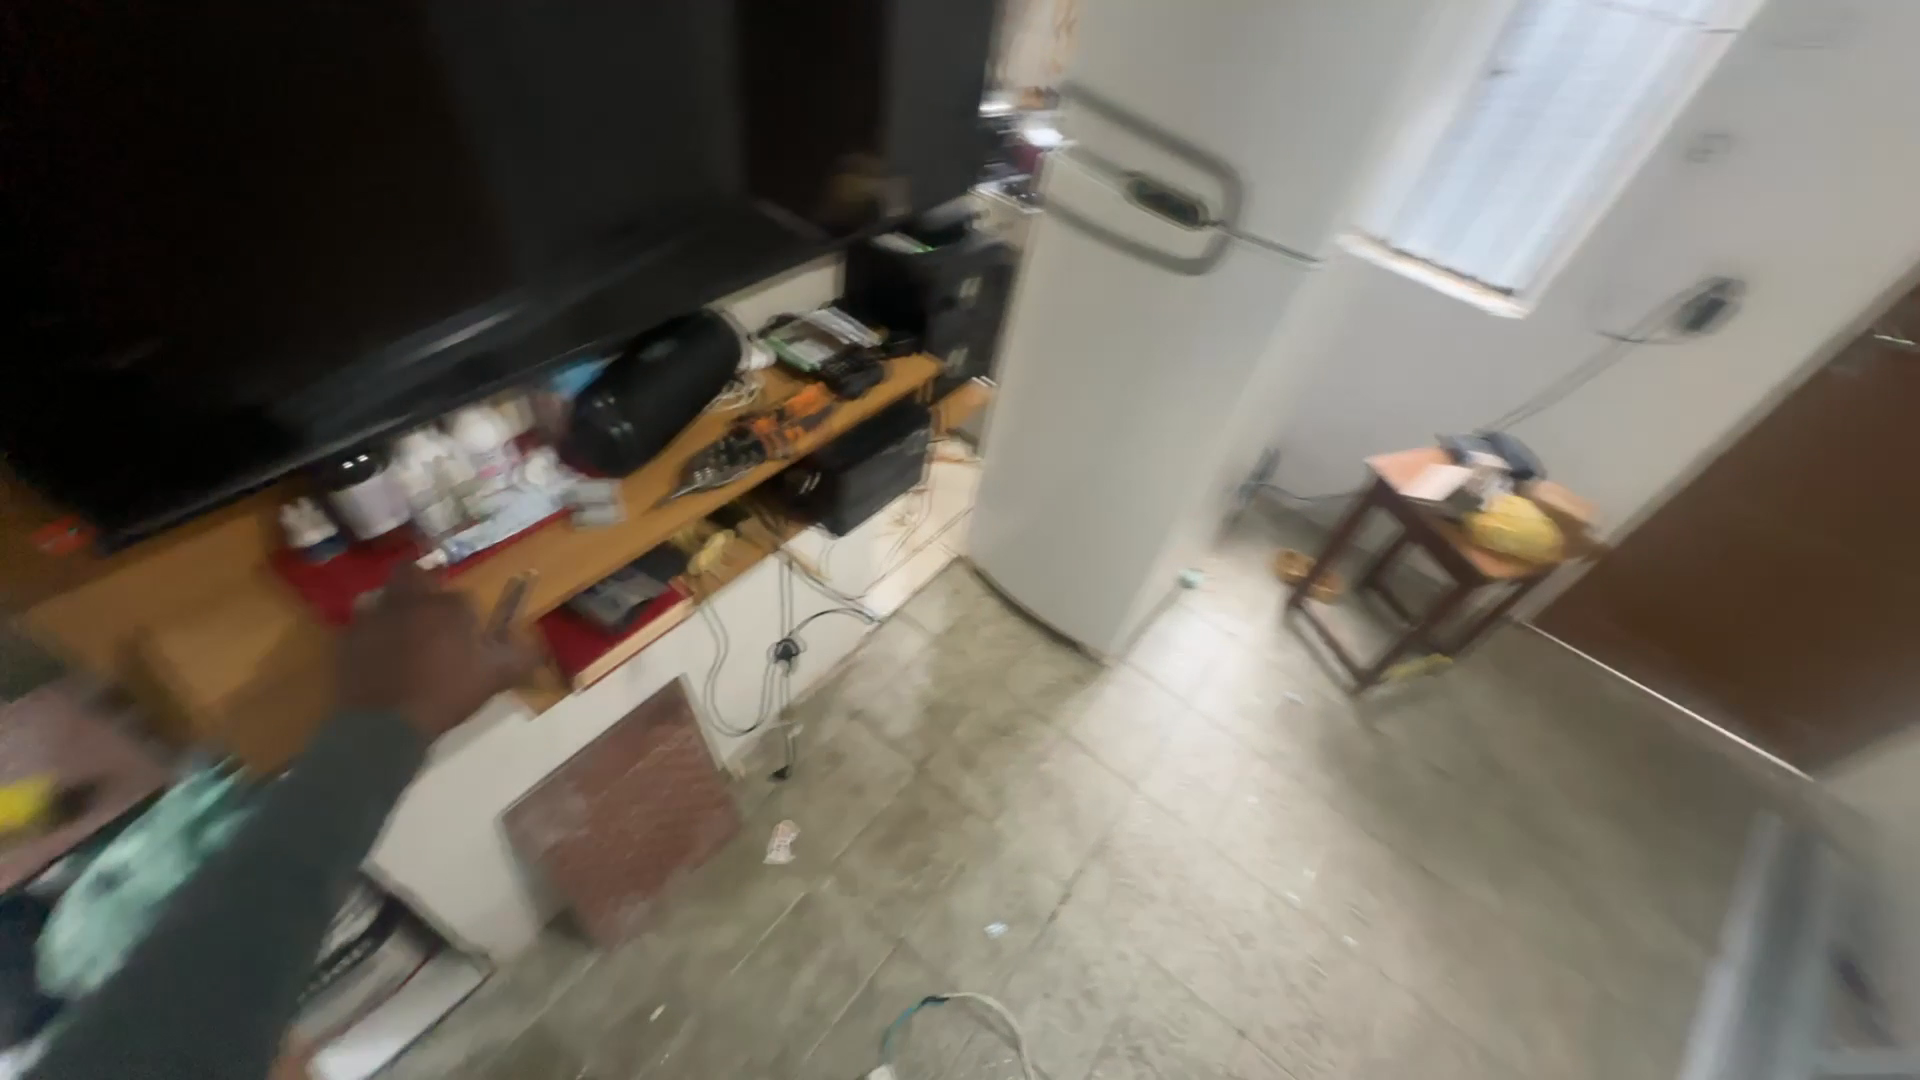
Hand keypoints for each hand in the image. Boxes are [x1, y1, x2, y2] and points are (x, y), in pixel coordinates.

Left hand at [337, 563, 541, 740]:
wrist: (386, 724)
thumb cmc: (448, 692)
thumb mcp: (498, 676)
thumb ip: (522, 656)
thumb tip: (536, 647)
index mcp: (449, 606)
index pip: (461, 594)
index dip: (467, 610)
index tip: (471, 630)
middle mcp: (410, 602)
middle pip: (412, 574)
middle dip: (423, 581)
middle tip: (432, 606)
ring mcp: (373, 619)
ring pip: (383, 595)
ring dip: (395, 604)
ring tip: (405, 627)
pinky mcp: (347, 640)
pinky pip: (361, 623)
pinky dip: (373, 630)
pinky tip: (382, 652)